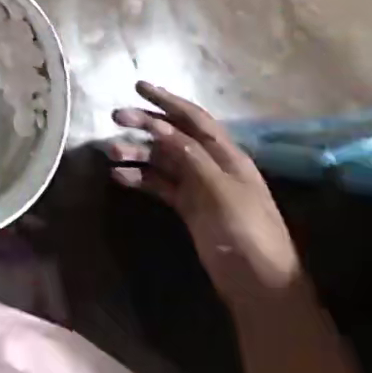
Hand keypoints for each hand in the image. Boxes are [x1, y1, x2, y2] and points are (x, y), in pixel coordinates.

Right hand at [109, 81, 300, 298]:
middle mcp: (210, 164)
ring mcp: (198, 186)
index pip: (193, 118)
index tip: (138, 86)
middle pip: (173, 135)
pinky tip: (120, 177)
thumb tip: (159, 125)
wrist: (259, 286)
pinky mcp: (187, 207)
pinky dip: (140, 178)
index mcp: (226, 154)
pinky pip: (159, 184)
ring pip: (162, 159)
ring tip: (111, 152)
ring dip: (137, 152)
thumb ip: (190, 155)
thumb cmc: (247, 231)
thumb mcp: (221, 189)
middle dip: (145, 123)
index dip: (167, 100)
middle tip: (115, 117)